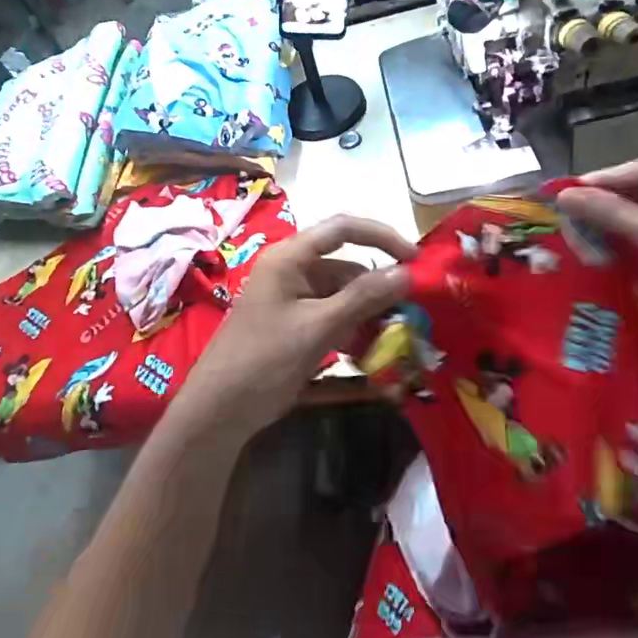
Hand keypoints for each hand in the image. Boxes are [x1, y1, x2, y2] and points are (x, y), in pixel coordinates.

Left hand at [166, 216, 416, 446]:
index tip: (417, 260)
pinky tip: (369, 354)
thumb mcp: (318, 327)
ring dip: (368, 314)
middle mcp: (292, 270)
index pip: (343, 229)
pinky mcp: (296, 325)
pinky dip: (353, 330)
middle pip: (347, 266)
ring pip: (344, 295)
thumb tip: (406, 273)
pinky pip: (334, 317)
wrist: (220, 409)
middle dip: (379, 289)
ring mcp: (293, 299)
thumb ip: (363, 298)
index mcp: (290, 257)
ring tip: (394, 339)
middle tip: (411, 314)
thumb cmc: (264, 360)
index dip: (383, 237)